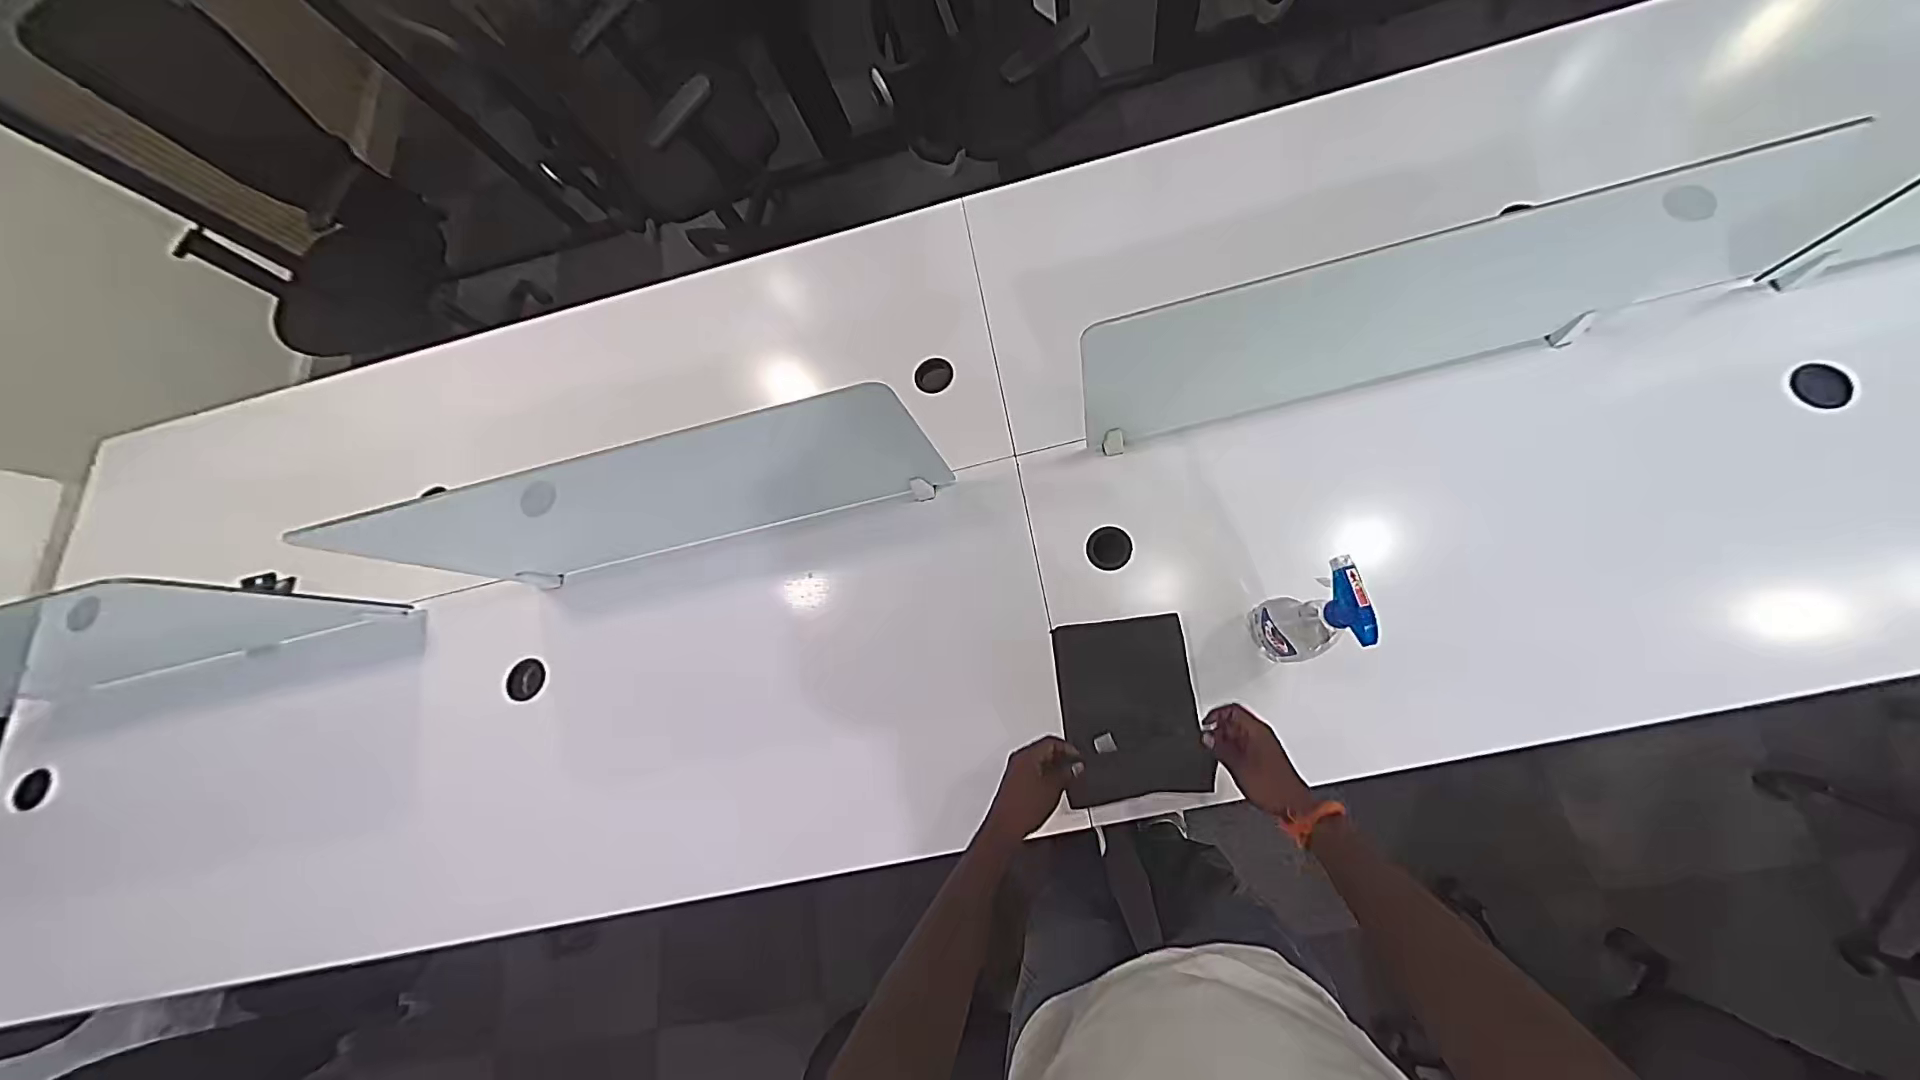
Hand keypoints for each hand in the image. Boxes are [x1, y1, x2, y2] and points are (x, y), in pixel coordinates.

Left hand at [980, 736, 1082, 848]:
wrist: (1006, 828)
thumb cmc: (1023, 808)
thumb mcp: (1053, 788)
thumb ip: (1067, 773)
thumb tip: (1076, 767)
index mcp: (1027, 755)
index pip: (1050, 742)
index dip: (1068, 748)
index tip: (1078, 756)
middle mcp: (1018, 760)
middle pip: (1043, 750)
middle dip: (1061, 757)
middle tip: (1074, 766)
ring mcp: (1014, 772)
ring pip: (1038, 761)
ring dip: (1053, 767)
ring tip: (1067, 777)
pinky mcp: (1014, 784)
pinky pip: (1032, 772)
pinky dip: (1045, 776)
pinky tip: (1053, 788)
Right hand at [1202, 703, 1317, 818]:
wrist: (1292, 805)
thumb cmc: (1273, 786)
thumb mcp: (1237, 765)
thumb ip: (1220, 748)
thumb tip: (1207, 737)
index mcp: (1257, 731)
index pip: (1232, 710)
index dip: (1215, 715)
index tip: (1205, 726)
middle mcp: (1262, 735)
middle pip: (1235, 720)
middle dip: (1219, 728)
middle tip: (1208, 740)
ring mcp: (1265, 745)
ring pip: (1240, 733)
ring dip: (1226, 740)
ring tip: (1216, 751)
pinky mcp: (1265, 756)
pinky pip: (1245, 745)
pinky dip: (1234, 749)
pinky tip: (1228, 761)